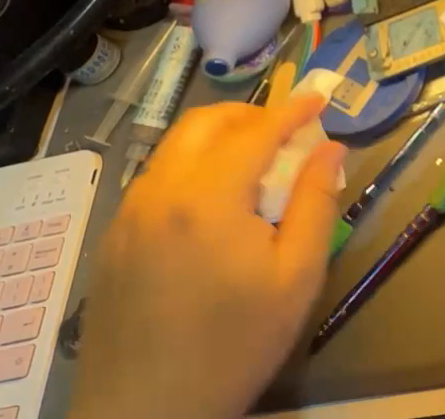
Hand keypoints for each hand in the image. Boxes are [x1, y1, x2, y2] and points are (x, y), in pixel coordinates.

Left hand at [69, 95, 346, 418]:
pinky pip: (156, 178)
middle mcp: (160, 193)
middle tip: (286, 130)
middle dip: (249, 114)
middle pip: (204, 124)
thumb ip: (316, 202)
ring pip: (174, 147)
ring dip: (218, 138)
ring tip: (255, 164)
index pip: (257, 131)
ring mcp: (128, 216)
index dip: (293, 110)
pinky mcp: (113, 240)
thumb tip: (331, 149)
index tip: (320, 98)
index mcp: (207, 199)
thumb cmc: (232, 348)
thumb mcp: (295, 278)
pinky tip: (215, 201)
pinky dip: (192, 165)